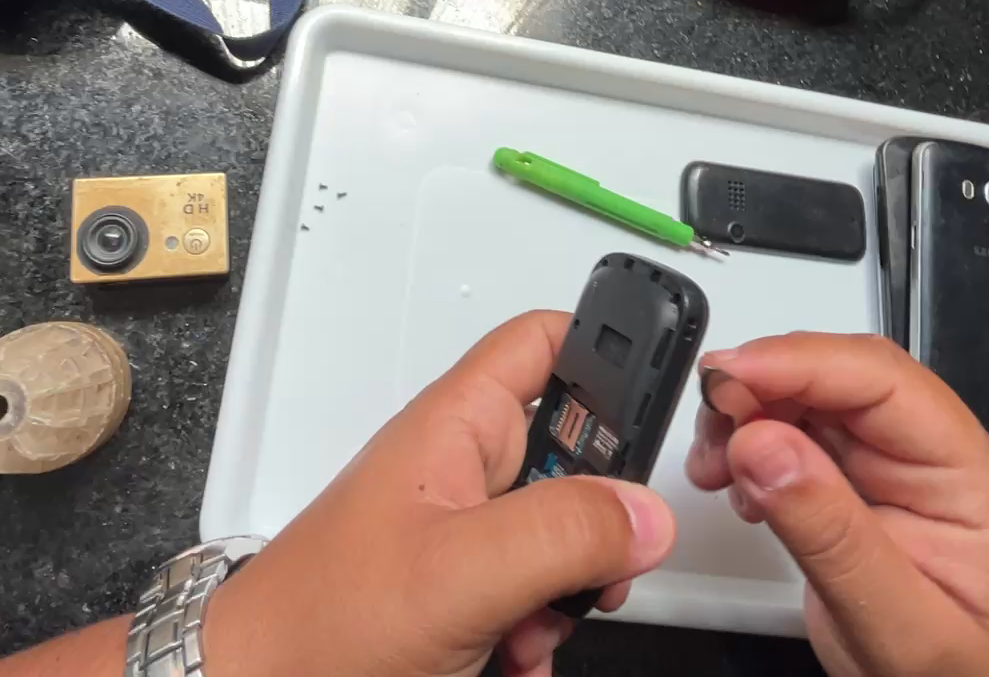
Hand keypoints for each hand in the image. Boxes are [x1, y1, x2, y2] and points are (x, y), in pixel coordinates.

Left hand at [203, 310, 676, 676]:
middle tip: (598, 555)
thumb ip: (562, 533)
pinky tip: (514, 651)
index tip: (660, 395)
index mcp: (458, 421)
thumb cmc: (328, 616)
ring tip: (536, 623)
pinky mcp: (466, 572)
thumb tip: (647, 511)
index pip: (540, 341)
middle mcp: (467, 459)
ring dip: (570, 578)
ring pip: (562, 522)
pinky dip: (542, 617)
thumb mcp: (460, 570)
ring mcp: (466, 519)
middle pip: (571, 444)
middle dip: (598, 505)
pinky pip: (536, 577)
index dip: (603, 346)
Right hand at [686, 332, 988, 676]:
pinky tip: (731, 480)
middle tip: (709, 420)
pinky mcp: (845, 470)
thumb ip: (833, 539)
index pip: (883, 380)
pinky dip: (742, 437)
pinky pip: (786, 424)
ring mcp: (885, 456)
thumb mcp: (901, 633)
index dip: (799, 363)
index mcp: (967, 474)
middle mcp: (926, 449)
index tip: (725, 377)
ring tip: (713, 464)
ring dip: (744, 410)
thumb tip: (759, 441)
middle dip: (762, 382)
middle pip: (837, 373)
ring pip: (803, 390)